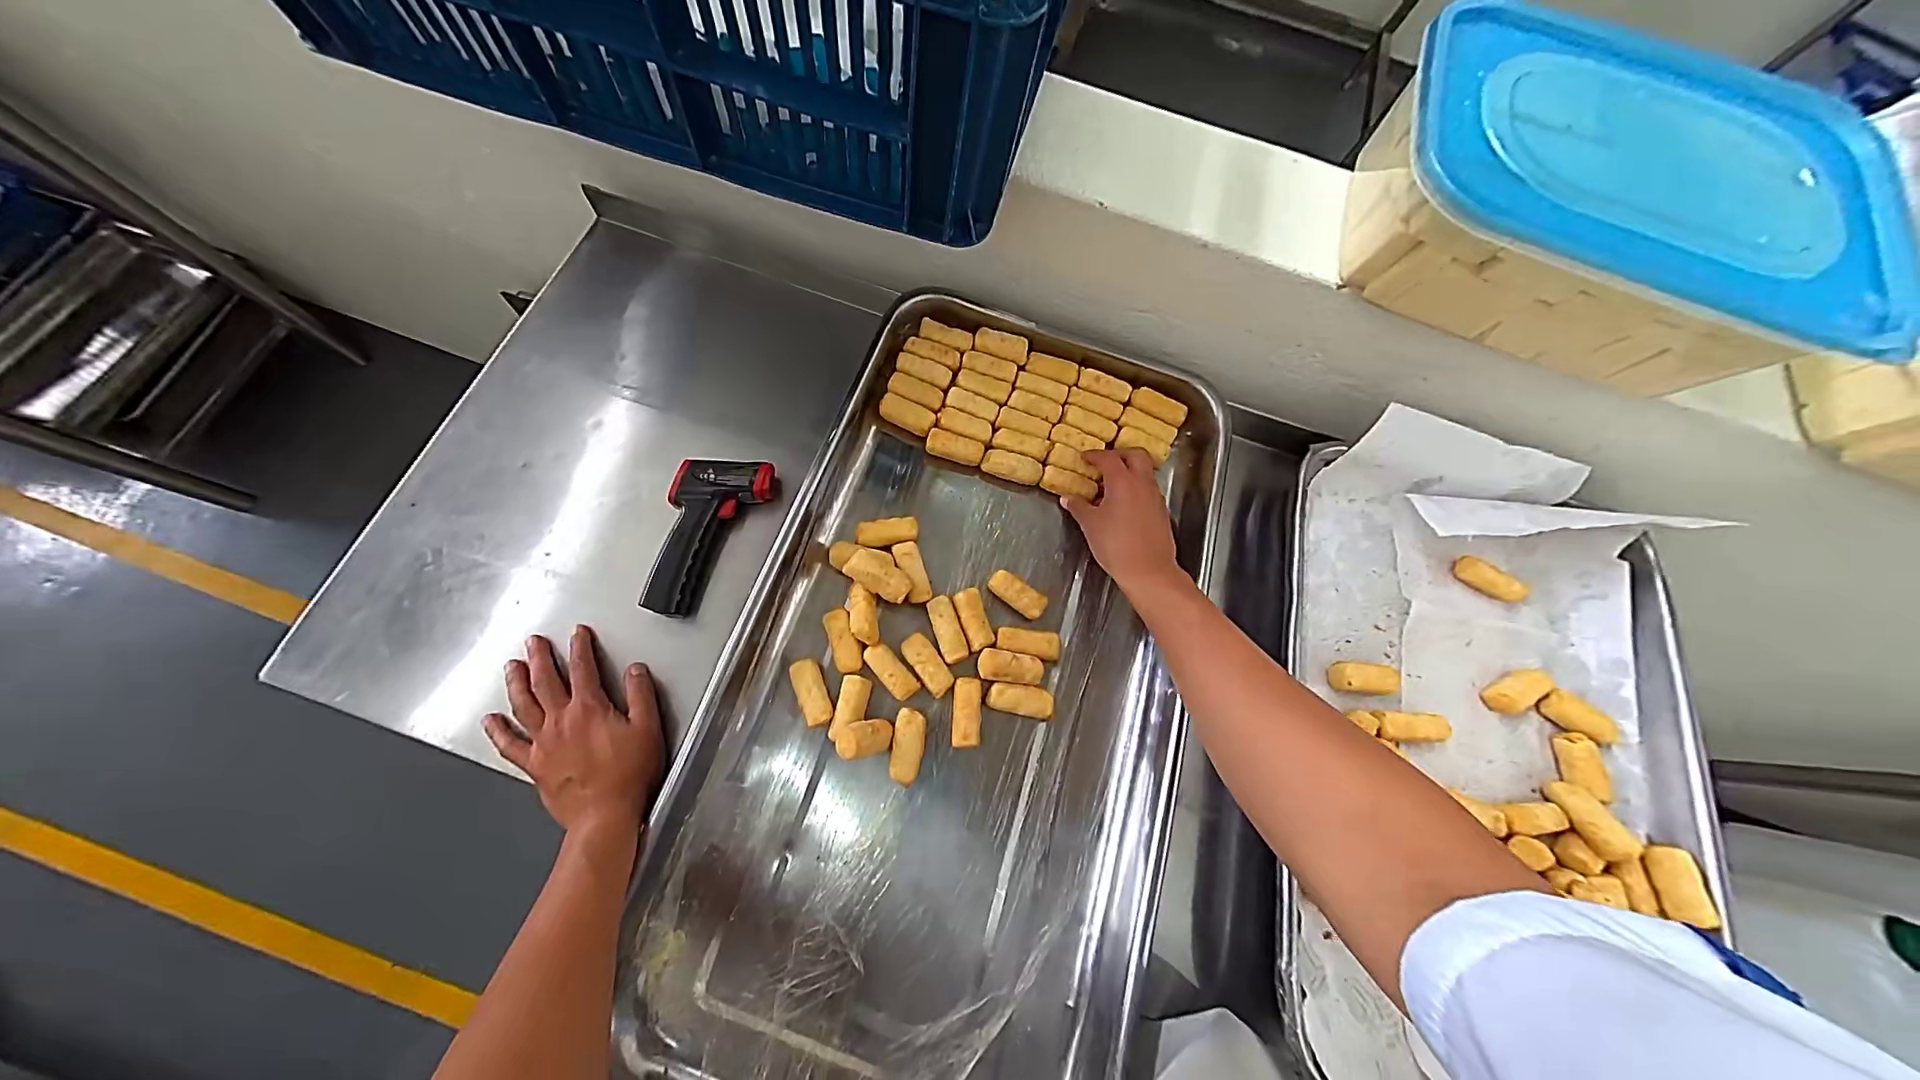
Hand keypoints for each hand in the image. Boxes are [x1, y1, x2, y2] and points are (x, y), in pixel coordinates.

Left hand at [484, 625, 665, 836]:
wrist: (605, 814)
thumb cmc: (629, 775)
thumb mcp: (649, 729)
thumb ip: (641, 696)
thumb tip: (635, 672)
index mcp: (590, 709)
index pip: (583, 669)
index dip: (580, 647)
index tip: (577, 634)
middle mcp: (562, 721)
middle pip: (545, 681)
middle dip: (539, 657)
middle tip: (534, 642)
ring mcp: (544, 743)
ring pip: (523, 705)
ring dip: (516, 683)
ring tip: (512, 667)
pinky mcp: (535, 765)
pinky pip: (510, 745)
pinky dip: (498, 731)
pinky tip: (491, 721)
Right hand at [1061, 448, 1181, 593]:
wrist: (1149, 571)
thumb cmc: (1116, 546)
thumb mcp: (1090, 525)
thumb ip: (1078, 507)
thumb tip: (1068, 499)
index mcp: (1123, 482)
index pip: (1109, 458)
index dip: (1095, 456)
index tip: (1085, 458)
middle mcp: (1143, 484)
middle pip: (1135, 455)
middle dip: (1119, 454)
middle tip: (1104, 463)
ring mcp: (1156, 497)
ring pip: (1145, 472)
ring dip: (1129, 471)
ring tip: (1111, 486)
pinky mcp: (1162, 511)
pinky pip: (1149, 490)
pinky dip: (1136, 488)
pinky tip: (1124, 505)